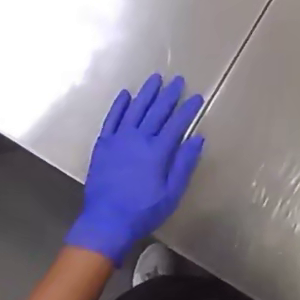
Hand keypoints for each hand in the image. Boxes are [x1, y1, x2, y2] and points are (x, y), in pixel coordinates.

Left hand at [66, 74, 206, 263]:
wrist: (106, 220)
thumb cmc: (143, 211)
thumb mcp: (171, 193)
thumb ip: (184, 164)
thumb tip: (197, 139)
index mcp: (157, 151)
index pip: (176, 123)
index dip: (188, 109)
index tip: (197, 97)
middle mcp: (138, 139)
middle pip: (156, 111)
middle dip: (169, 95)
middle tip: (178, 80)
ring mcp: (118, 139)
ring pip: (134, 109)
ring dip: (146, 93)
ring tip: (155, 79)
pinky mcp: (102, 145)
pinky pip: (111, 119)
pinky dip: (119, 106)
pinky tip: (126, 95)